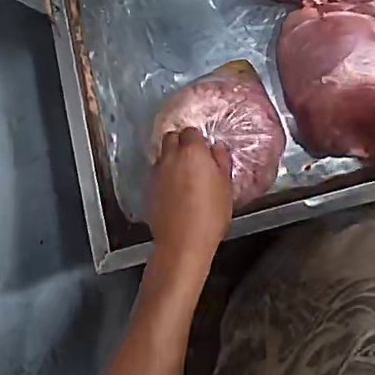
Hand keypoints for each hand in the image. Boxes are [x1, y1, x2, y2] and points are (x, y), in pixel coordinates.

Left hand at [150, 128, 232, 258]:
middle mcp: (171, 158)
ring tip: (185, 173)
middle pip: (171, 137)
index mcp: (192, 152)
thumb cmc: (210, 213)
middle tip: (194, 155)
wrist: (183, 243)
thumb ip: (221, 161)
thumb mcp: (226, 185)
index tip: (206, 148)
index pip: (191, 131)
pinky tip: (176, 189)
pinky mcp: (149, 189)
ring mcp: (157, 173)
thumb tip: (216, 149)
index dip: (198, 138)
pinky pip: (157, 173)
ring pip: (162, 155)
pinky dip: (165, 175)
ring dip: (172, 158)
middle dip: (181, 142)